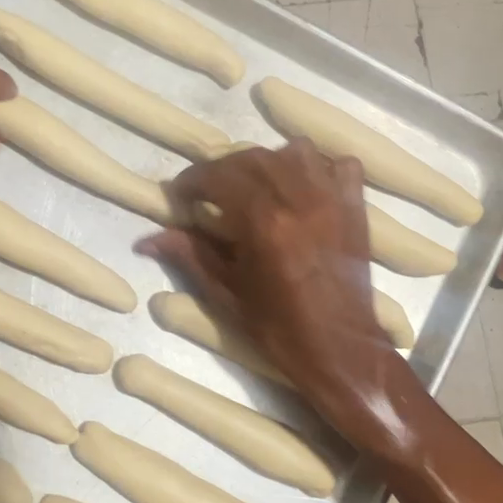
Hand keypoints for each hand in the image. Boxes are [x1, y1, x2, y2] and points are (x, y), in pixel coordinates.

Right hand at [139, 141, 395, 405]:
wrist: (341, 350)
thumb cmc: (279, 330)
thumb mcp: (226, 294)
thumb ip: (190, 255)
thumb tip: (146, 240)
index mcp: (263, 223)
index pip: (218, 177)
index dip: (192, 181)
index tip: (179, 195)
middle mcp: (299, 199)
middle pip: (252, 159)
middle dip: (223, 170)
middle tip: (208, 194)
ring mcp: (333, 199)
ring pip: (295, 151)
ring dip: (268, 162)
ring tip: (255, 187)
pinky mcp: (356, 207)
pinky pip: (340, 164)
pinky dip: (318, 166)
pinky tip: (302, 188)